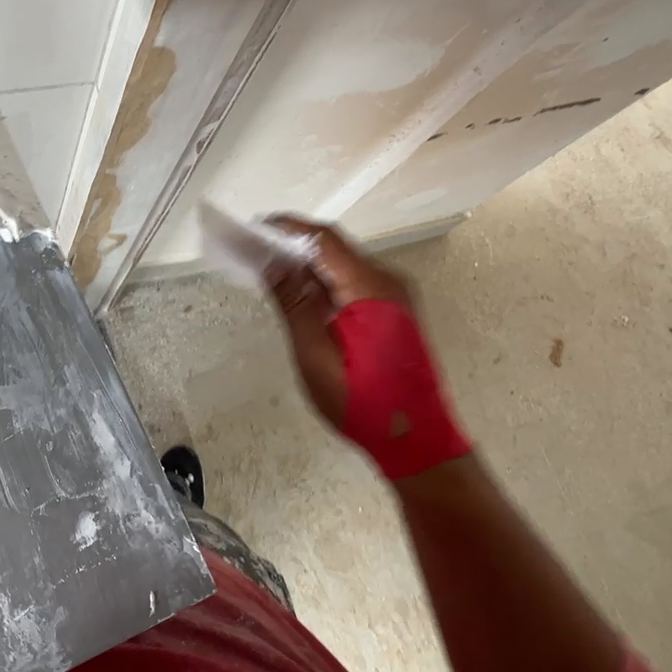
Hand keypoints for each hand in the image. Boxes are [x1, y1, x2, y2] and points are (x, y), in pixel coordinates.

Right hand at [262, 215, 469, 480]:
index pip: (323, 240)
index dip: (286, 228)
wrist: (418, 443)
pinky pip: (352, 281)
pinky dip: (322, 280)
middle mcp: (387, 282)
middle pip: (333, 247)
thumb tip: (272, 263)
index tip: (252, 228)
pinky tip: (299, 293)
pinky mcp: (393, 311)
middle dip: (291, 244)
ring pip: (342, 264)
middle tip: (252, 250)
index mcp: (371, 288)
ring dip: (305, 263)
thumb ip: (294, 303)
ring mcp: (394, 296)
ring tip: (267, 269)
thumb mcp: (316, 354)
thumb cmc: (363, 401)